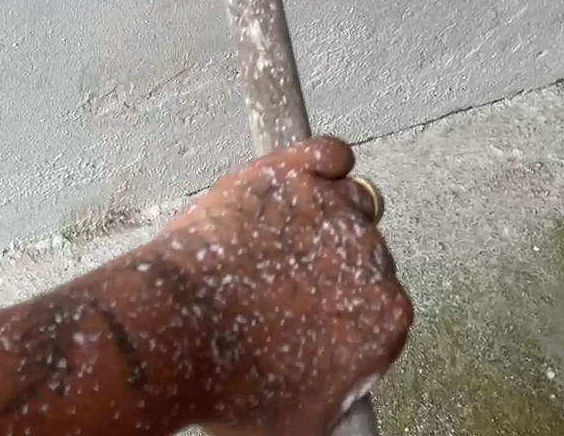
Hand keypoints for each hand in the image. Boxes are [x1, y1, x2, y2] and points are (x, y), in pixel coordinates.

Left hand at [166, 137, 410, 435]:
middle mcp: (371, 253)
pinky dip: (325, 161)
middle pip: (367, 248)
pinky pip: (330, 153)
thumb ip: (344, 390)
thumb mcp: (305, 419)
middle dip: (337, 261)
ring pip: (351, 199)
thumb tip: (343, 386)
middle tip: (292, 277)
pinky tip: (308, 175)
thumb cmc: (233, 379)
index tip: (325, 309)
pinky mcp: (295, 173)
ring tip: (288, 232)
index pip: (385, 301)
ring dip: (330, 212)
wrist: (178, 331)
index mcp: (384, 313)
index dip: (351, 307)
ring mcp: (333, 207)